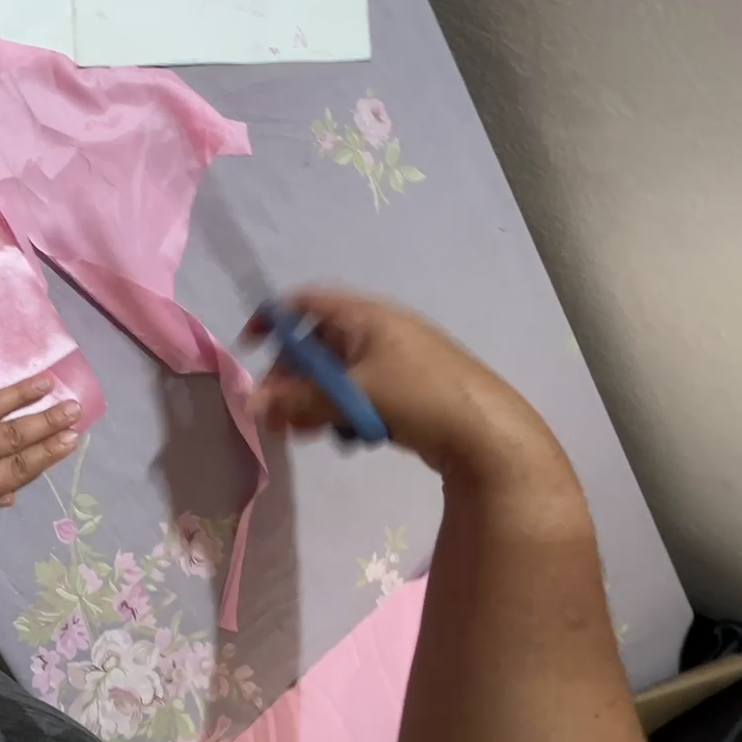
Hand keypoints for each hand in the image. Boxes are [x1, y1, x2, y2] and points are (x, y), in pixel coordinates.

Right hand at [244, 287, 568, 484]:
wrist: (493, 438)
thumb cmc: (420, 398)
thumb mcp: (351, 397)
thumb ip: (295, 400)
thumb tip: (250, 404)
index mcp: (365, 317)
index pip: (304, 302)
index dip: (271, 319)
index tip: (249, 348)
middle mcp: (377, 331)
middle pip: (313, 345)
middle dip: (287, 377)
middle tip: (273, 412)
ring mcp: (392, 361)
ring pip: (332, 375)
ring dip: (308, 400)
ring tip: (301, 432)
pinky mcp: (403, 390)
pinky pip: (354, 393)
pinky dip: (337, 410)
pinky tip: (340, 437)